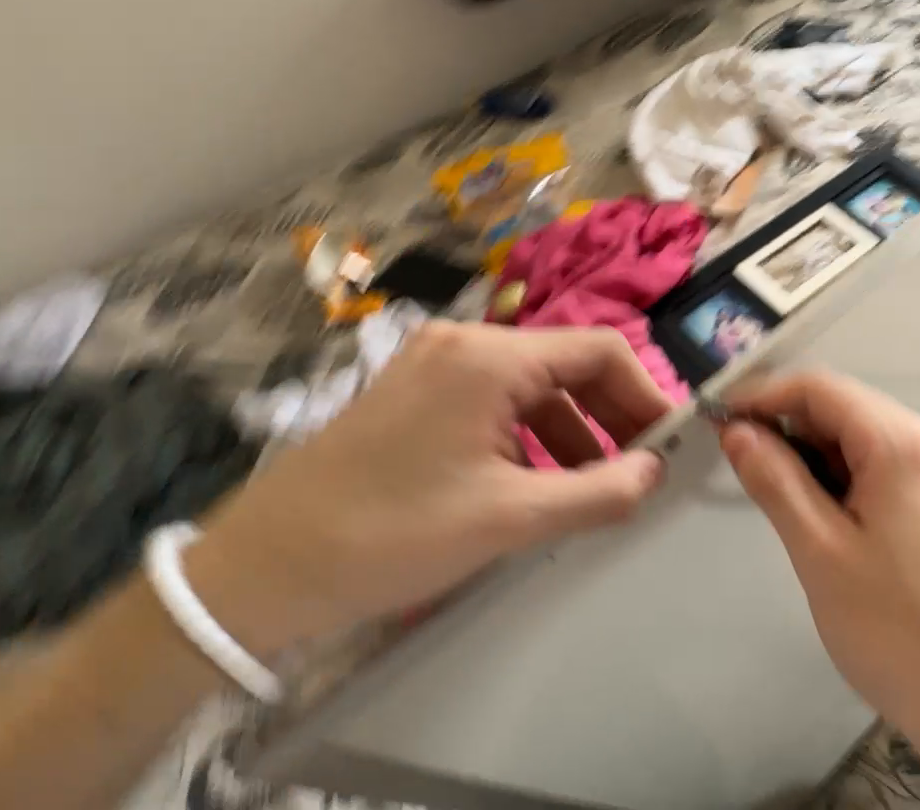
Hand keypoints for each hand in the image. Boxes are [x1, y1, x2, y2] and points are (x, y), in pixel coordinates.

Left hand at [183, 322, 672, 657]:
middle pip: (569, 363)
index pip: (601, 350)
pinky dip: (530, 436)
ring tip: (589, 487)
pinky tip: (534, 482)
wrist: (251, 576)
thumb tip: (656, 471)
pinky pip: (497, 401)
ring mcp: (433, 365)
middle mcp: (464, 344)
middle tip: (637, 466)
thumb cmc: (388, 536)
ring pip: (535, 385)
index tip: (668, 441)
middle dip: (611, 414)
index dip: (645, 393)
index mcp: (489, 358)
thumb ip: (599, 491)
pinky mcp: (413, 393)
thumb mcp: (509, 519)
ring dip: (573, 431)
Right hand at [718, 372, 919, 802]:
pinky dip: (847, 471)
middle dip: (789, 426)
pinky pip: (886, 459)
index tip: (716, 420)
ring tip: (779, 496)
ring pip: (864, 433)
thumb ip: (775, 480)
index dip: (764, 395)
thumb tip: (737, 430)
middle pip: (846, 406)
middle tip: (739, 466)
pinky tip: (823, 509)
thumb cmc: (891, 627)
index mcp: (904, 442)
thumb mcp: (819, 551)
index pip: (822, 387)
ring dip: (816, 452)